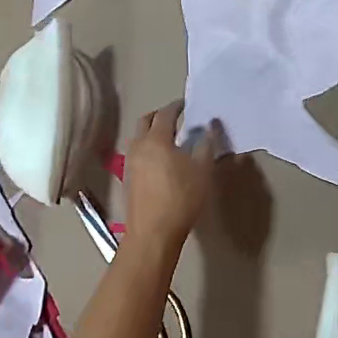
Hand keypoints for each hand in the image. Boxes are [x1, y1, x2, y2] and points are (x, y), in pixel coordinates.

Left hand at [122, 102, 217, 251]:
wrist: (153, 232)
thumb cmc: (181, 198)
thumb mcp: (202, 170)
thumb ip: (206, 145)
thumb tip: (209, 126)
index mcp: (156, 140)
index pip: (165, 114)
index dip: (176, 107)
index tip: (186, 104)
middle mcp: (138, 146)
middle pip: (146, 121)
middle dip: (160, 116)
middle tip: (176, 118)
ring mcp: (130, 163)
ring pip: (139, 138)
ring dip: (152, 132)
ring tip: (170, 138)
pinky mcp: (128, 178)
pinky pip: (137, 153)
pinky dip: (148, 148)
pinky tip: (161, 160)